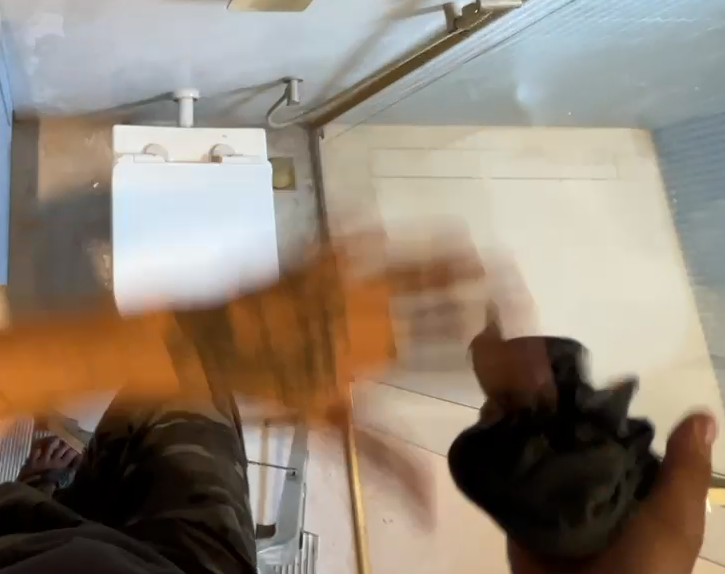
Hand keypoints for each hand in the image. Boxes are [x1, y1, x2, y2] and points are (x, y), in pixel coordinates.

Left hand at [179, 239, 485, 527]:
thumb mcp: (333, 425)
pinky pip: (338, 240)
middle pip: (424, 293)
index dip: (474, 329)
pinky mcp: (304, 262)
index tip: (510, 316)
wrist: (214, 348)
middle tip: (502, 269)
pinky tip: (373, 214)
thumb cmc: (272, 388)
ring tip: (464, 238)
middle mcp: (361, 311)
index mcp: (375, 350)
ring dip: (429, 251)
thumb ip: (386, 460)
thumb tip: (431, 510)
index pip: (438, 340)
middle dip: (465, 282)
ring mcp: (332, 282)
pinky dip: (357, 229)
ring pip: (393, 262)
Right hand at [469, 312, 717, 573]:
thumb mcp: (674, 522)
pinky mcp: (512, 496)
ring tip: (494, 373)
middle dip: (538, 395)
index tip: (562, 354)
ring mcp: (544, 485)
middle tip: (516, 357)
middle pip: (558, 426)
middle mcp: (582, 476)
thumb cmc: (640, 569)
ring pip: (526, 437)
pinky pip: (499, 460)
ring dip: (511, 409)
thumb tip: (702, 413)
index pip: (602, 425)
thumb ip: (686, 474)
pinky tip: (482, 409)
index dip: (585, 392)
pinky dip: (490, 435)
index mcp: (622, 479)